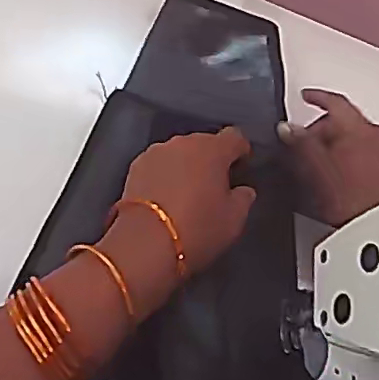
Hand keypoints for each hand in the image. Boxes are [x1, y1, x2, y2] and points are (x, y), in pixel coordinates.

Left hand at [114, 128, 256, 280]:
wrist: (145, 242)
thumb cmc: (197, 229)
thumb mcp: (233, 220)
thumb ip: (243, 198)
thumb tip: (243, 190)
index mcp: (213, 149)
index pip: (234, 137)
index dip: (240, 149)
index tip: (241, 166)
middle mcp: (184, 142)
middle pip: (204, 143)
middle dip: (211, 159)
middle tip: (213, 186)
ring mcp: (156, 151)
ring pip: (179, 152)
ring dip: (185, 165)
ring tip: (186, 192)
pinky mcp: (135, 165)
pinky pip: (158, 164)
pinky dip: (164, 174)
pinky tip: (163, 196)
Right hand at [285, 89, 378, 226]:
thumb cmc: (353, 201)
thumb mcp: (317, 169)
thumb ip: (301, 143)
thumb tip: (287, 128)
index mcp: (362, 129)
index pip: (336, 102)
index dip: (317, 97)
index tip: (305, 96)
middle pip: (344, 120)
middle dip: (320, 129)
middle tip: (302, 142)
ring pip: (353, 135)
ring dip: (333, 143)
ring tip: (316, 163)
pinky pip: (363, 148)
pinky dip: (346, 152)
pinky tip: (333, 171)